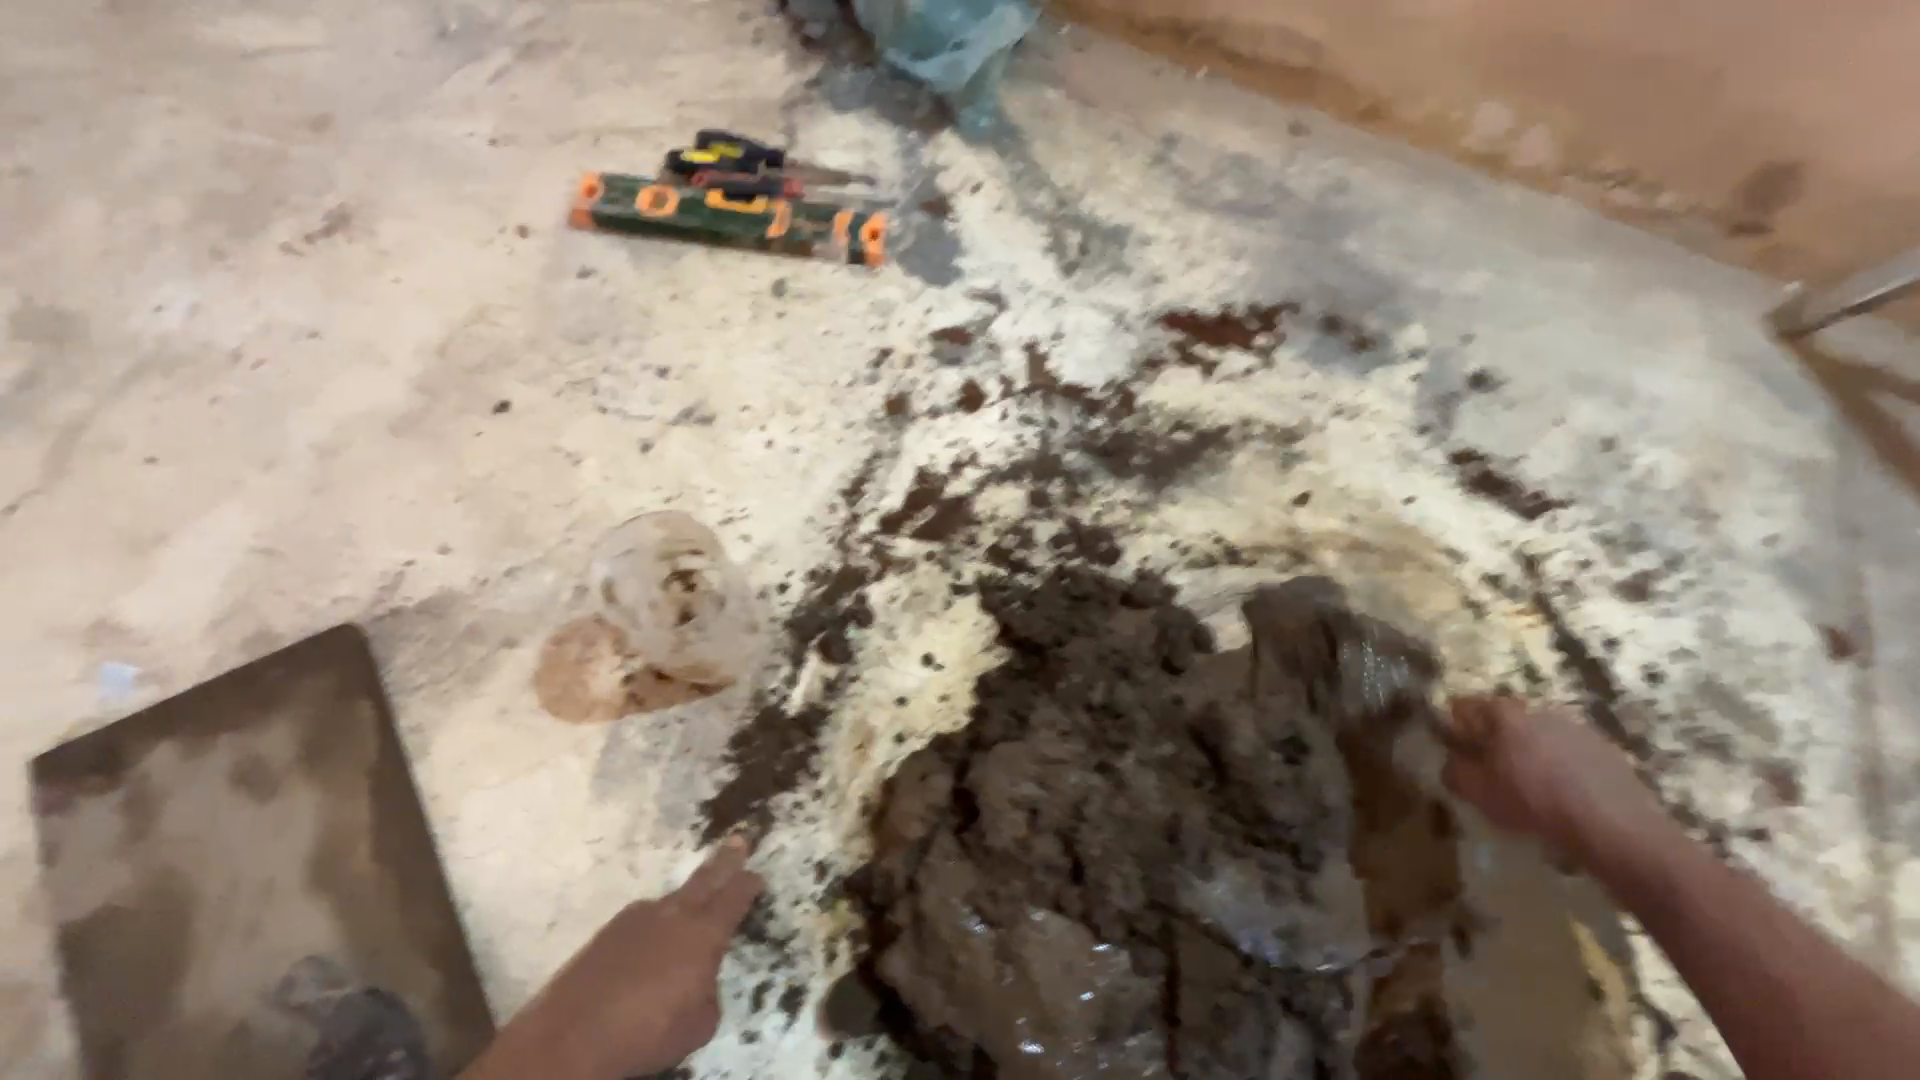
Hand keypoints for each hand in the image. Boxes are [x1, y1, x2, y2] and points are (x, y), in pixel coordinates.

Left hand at [510, 837, 764, 1078]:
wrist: (569, 1038)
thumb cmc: (647, 1033)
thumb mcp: (700, 1024)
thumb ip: (708, 991)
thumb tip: (699, 980)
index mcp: (704, 933)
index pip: (735, 898)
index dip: (749, 884)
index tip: (758, 874)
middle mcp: (673, 915)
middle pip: (706, 878)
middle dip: (726, 859)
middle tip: (739, 838)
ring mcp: (635, 919)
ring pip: (669, 902)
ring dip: (683, 904)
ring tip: (688, 917)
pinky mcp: (606, 933)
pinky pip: (640, 922)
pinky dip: (651, 929)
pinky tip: (646, 951)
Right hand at [1440, 696, 1665, 867]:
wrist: (1615, 827)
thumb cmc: (1533, 802)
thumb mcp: (1477, 793)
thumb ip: (1453, 771)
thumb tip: (1452, 762)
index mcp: (1503, 712)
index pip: (1462, 707)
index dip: (1455, 730)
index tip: (1460, 755)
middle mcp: (1538, 708)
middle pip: (1503, 718)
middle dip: (1494, 740)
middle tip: (1494, 773)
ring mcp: (1576, 726)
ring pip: (1538, 734)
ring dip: (1529, 752)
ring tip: (1533, 787)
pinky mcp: (1605, 747)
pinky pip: (1569, 750)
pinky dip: (1561, 765)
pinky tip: (1565, 794)